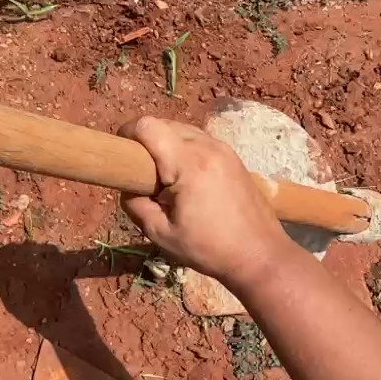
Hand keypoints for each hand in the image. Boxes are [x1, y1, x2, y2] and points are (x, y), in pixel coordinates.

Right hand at [119, 116, 295, 287]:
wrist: (260, 255)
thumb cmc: (209, 248)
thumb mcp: (160, 233)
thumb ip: (134, 205)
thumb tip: (128, 188)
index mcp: (188, 164)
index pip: (147, 126)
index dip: (126, 134)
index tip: (120, 156)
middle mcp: (207, 147)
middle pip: (163, 124)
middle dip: (144, 141)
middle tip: (139, 173)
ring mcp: (223, 149)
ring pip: (181, 129)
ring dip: (164, 144)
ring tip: (161, 177)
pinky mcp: (232, 156)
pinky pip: (197, 140)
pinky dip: (182, 149)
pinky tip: (182, 178)